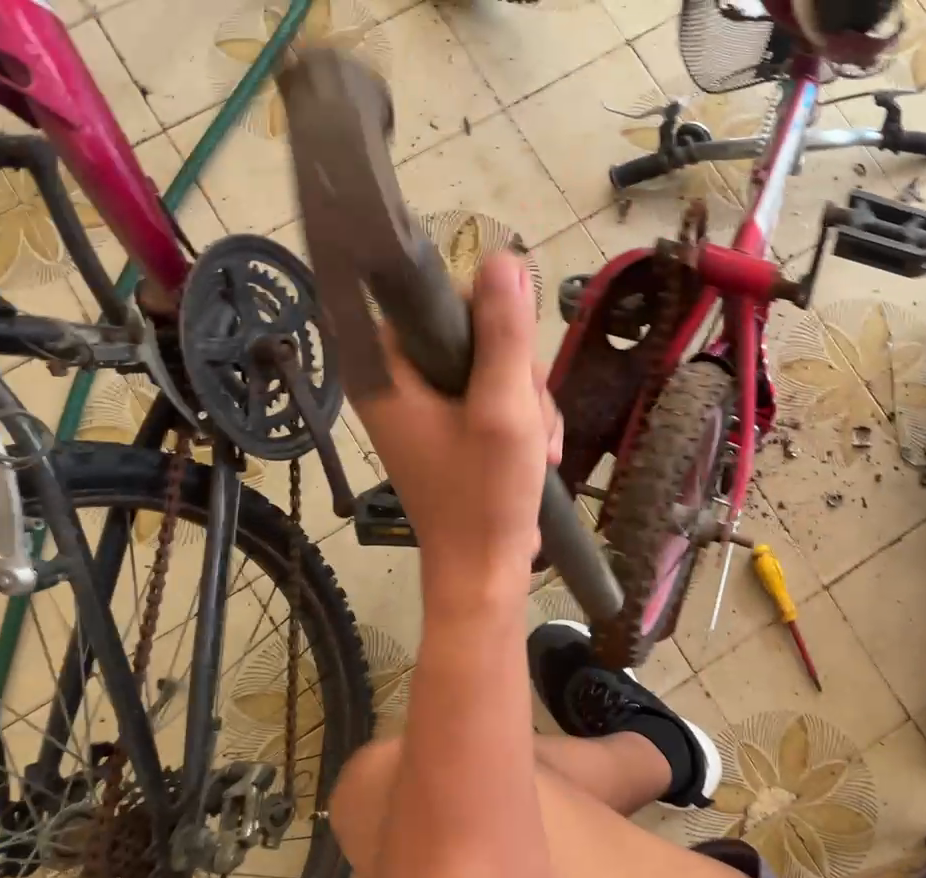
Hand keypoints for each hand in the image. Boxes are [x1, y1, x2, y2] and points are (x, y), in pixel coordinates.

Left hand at [353, 254, 562, 590]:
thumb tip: (506, 259)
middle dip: (517, 375)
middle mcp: (397, 384)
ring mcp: (426, 411)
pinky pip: (495, 402)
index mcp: (385, 371)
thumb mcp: (504, 409)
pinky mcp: (450, 432)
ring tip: (539, 448)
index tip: (512, 354)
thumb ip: (505, 336)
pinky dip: (524, 423)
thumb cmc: (485, 495)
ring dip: (529, 404)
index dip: (479, 314)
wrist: (485, 569)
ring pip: (492, 371)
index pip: (426, 301)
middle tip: (529, 416)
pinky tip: (540, 454)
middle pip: (469, 338)